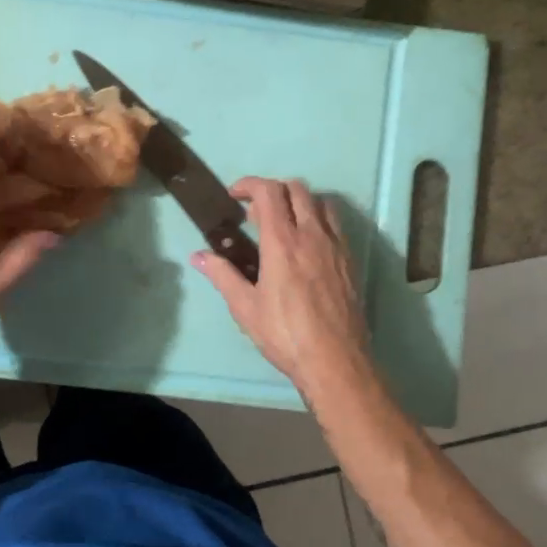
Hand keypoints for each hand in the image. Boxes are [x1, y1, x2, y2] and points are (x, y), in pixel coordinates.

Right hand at [192, 177, 373, 391]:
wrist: (336, 361)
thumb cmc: (284, 335)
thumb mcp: (245, 308)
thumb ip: (222, 275)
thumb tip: (197, 256)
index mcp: (282, 243)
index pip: (269, 192)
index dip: (250, 184)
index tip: (236, 195)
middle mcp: (312, 235)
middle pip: (297, 189)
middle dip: (273, 191)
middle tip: (256, 213)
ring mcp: (335, 246)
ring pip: (320, 202)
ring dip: (299, 202)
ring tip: (284, 224)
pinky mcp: (350, 261)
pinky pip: (335, 224)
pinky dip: (318, 220)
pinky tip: (307, 245)